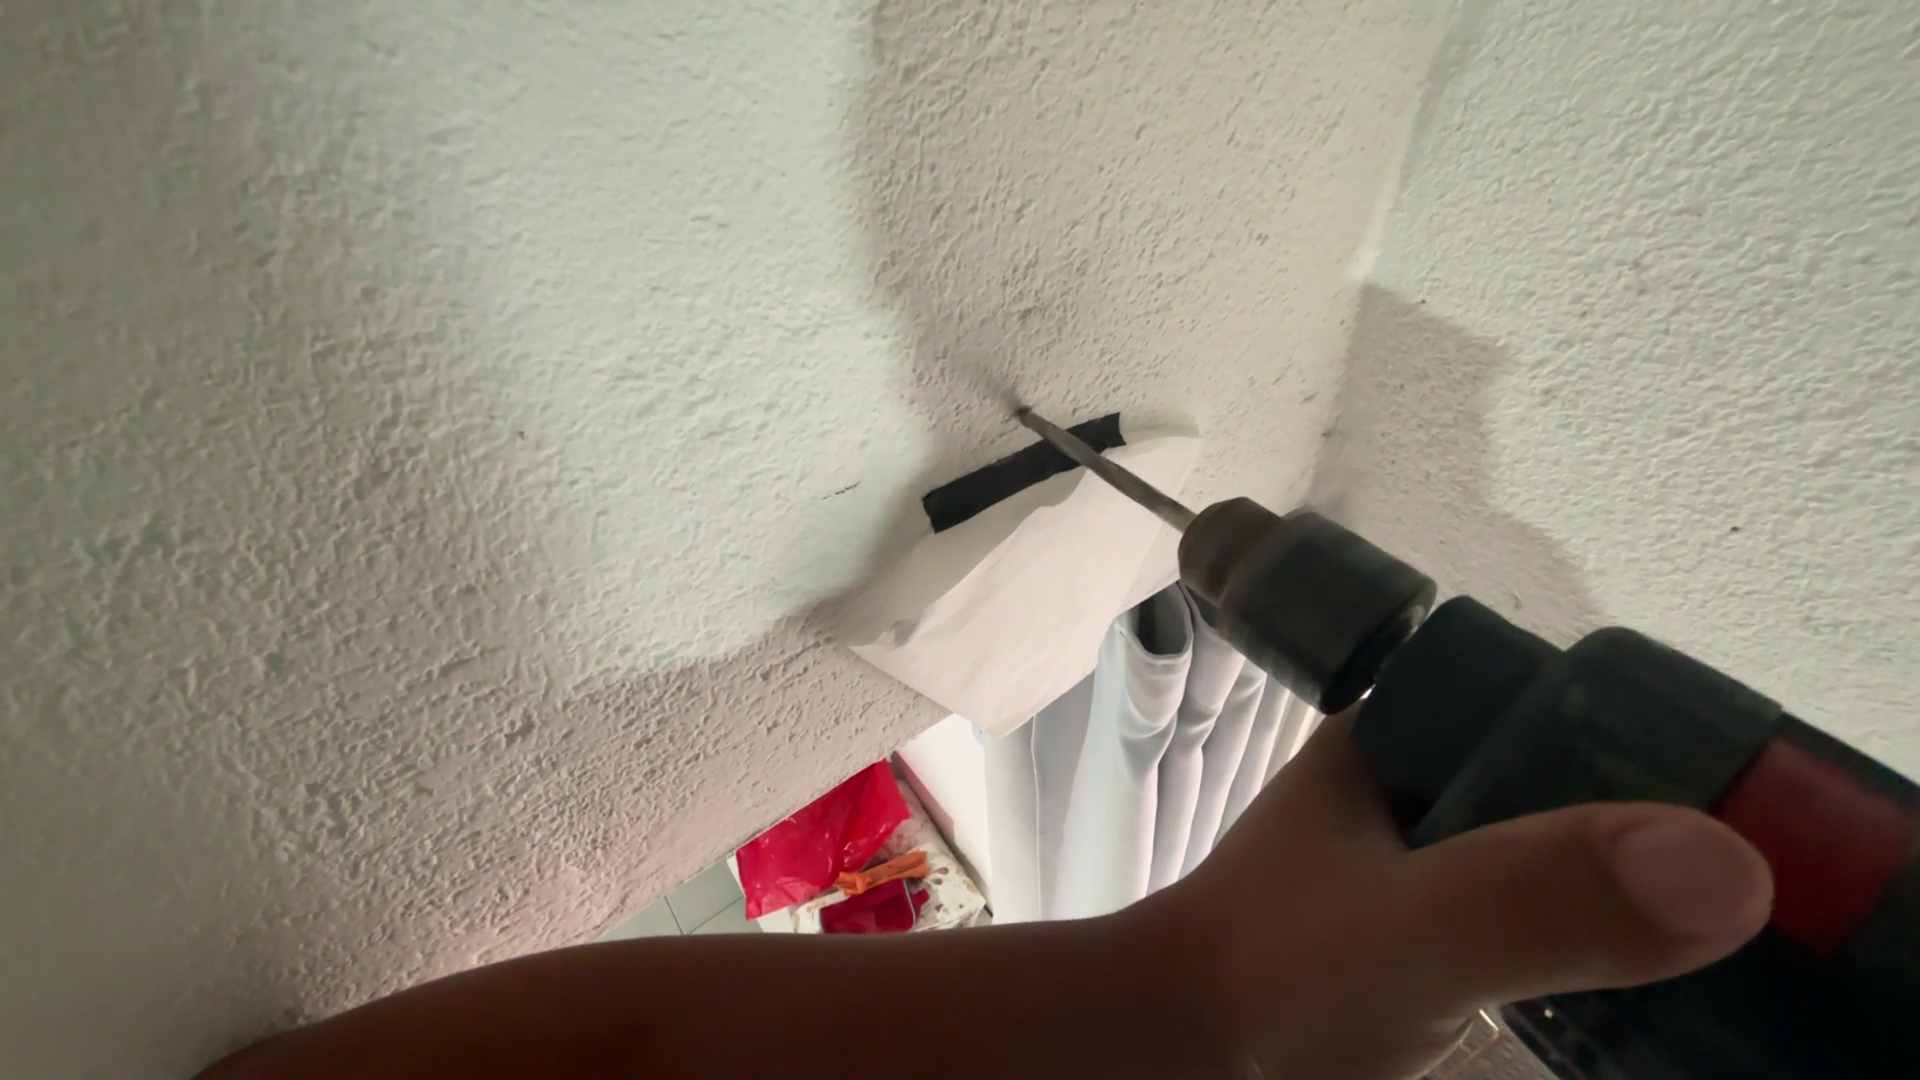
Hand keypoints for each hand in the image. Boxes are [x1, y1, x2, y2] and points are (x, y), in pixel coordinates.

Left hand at [1143, 708, 1773, 1078]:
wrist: (1198, 1032)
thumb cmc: (1278, 965)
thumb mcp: (1408, 928)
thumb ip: (1533, 896)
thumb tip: (1727, 862)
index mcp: (1390, 737)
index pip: (1535, 701)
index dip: (1642, 737)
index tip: (1751, 795)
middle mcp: (1406, 779)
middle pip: (1554, 775)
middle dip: (1648, 820)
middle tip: (1764, 879)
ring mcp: (1418, 846)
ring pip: (1548, 841)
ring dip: (1625, 877)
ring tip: (1730, 921)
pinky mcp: (1430, 911)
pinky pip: (1534, 902)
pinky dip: (1593, 926)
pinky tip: (1654, 962)